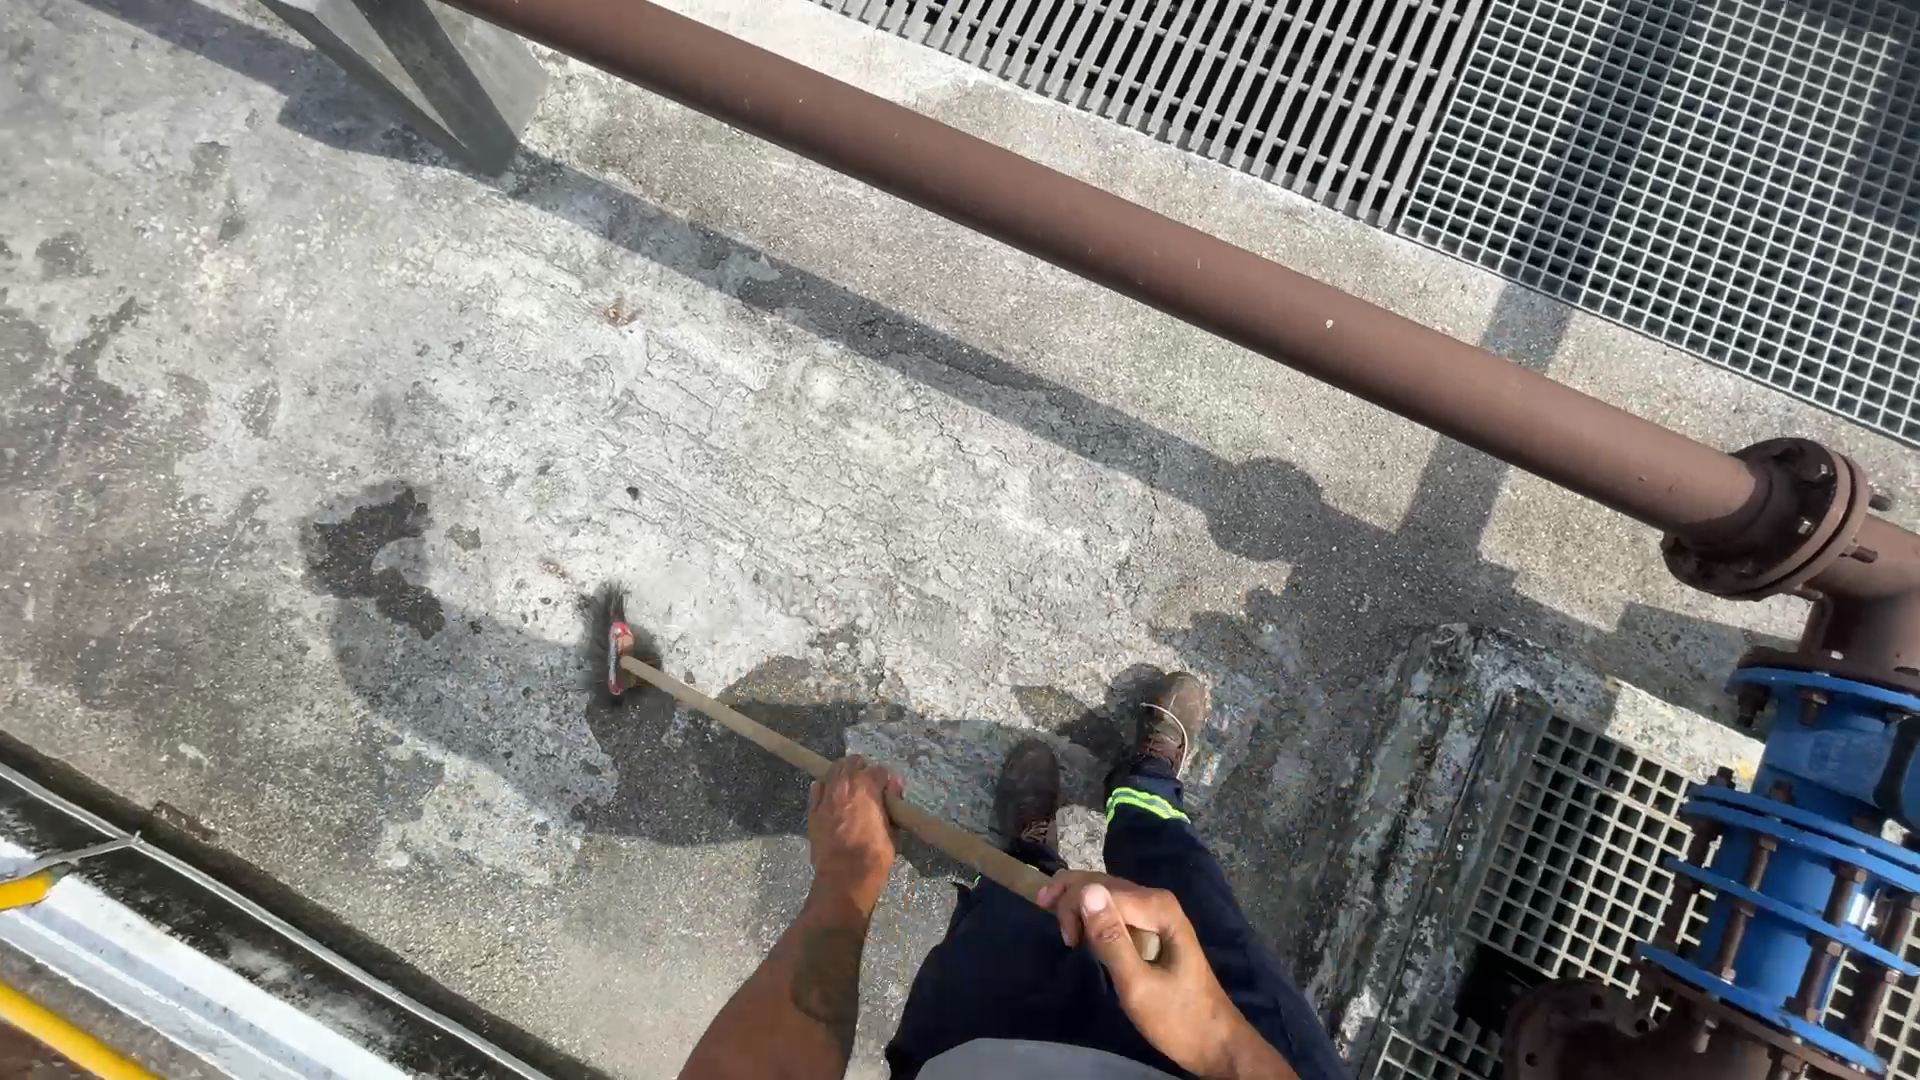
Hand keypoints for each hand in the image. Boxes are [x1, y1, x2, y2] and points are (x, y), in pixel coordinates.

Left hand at [806, 756, 904, 915]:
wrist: (845, 877)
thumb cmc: (875, 855)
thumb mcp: (893, 830)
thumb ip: (893, 803)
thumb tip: (896, 783)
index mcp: (868, 787)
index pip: (879, 770)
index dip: (884, 780)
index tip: (885, 789)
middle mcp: (846, 785)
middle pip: (852, 763)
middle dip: (861, 768)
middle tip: (866, 782)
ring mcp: (827, 797)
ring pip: (833, 771)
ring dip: (842, 773)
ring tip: (847, 783)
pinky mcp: (813, 811)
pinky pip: (816, 790)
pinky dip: (823, 788)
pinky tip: (829, 795)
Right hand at [1038, 871, 1292, 1079]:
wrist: (1217, 1045)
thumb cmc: (1178, 1019)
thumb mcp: (1137, 985)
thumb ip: (1110, 938)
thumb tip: (1084, 890)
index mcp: (1157, 906)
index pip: (1099, 888)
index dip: (1073, 907)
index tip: (1067, 943)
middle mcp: (1156, 898)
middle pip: (1101, 882)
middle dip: (1069, 897)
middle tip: (1049, 922)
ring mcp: (1155, 911)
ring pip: (1105, 892)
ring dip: (1078, 904)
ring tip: (1061, 928)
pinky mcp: (1152, 926)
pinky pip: (1115, 908)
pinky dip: (1092, 915)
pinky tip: (1080, 929)